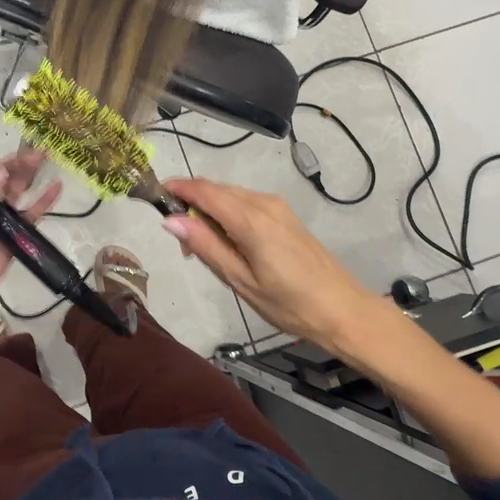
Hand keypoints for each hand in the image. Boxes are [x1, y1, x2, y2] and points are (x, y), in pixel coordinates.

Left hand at [0, 150, 61, 305]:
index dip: (5, 161)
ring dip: (33, 176)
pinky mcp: (17, 233)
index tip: (21, 154)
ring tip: (49, 160)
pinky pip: (33, 213)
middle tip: (42, 152)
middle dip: (23, 164)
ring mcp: (4, 218)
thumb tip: (2, 170)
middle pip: (7, 178)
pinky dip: (44, 201)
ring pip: (21, 191)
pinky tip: (57, 187)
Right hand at [161, 177, 379, 348]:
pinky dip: (227, 214)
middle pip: (216, 190)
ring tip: (203, 248)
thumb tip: (171, 220)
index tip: (154, 198)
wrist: (345, 311)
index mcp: (251, 219)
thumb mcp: (241, 281)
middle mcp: (263, 203)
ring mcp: (277, 207)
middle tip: (181, 242)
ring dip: (209, 211)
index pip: (204, 190)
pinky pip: (246, 203)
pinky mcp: (285, 215)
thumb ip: (206, 246)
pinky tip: (227, 243)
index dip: (177, 189)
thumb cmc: (290, 304)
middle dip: (191, 205)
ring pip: (230, 195)